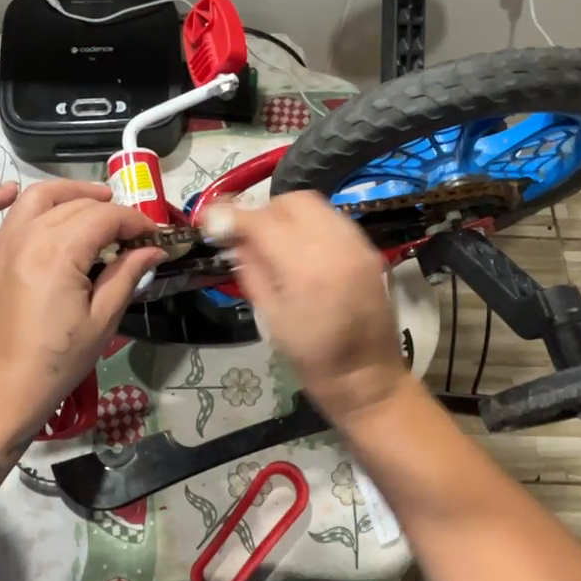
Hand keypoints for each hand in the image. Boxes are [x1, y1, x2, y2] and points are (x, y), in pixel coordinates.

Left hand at [0, 180, 166, 434]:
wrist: (3, 393)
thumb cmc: (58, 362)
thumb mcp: (102, 320)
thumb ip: (127, 275)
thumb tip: (153, 250)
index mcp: (59, 251)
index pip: (105, 217)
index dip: (135, 221)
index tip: (155, 236)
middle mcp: (27, 236)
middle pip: (75, 205)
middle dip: (110, 211)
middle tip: (132, 233)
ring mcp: (0, 245)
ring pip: (35, 198)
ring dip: (67, 191)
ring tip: (95, 198)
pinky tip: (11, 193)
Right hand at [222, 191, 409, 419]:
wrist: (369, 379)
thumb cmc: (313, 359)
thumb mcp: (270, 318)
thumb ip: (251, 271)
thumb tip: (233, 240)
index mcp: (305, 268)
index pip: (261, 221)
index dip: (231, 216)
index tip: (211, 220)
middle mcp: (335, 245)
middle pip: (291, 201)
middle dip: (263, 211)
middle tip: (248, 234)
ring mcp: (357, 245)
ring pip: (315, 204)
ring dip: (287, 214)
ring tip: (274, 241)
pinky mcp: (369, 250)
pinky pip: (333, 219)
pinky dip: (311, 224)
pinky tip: (302, 249)